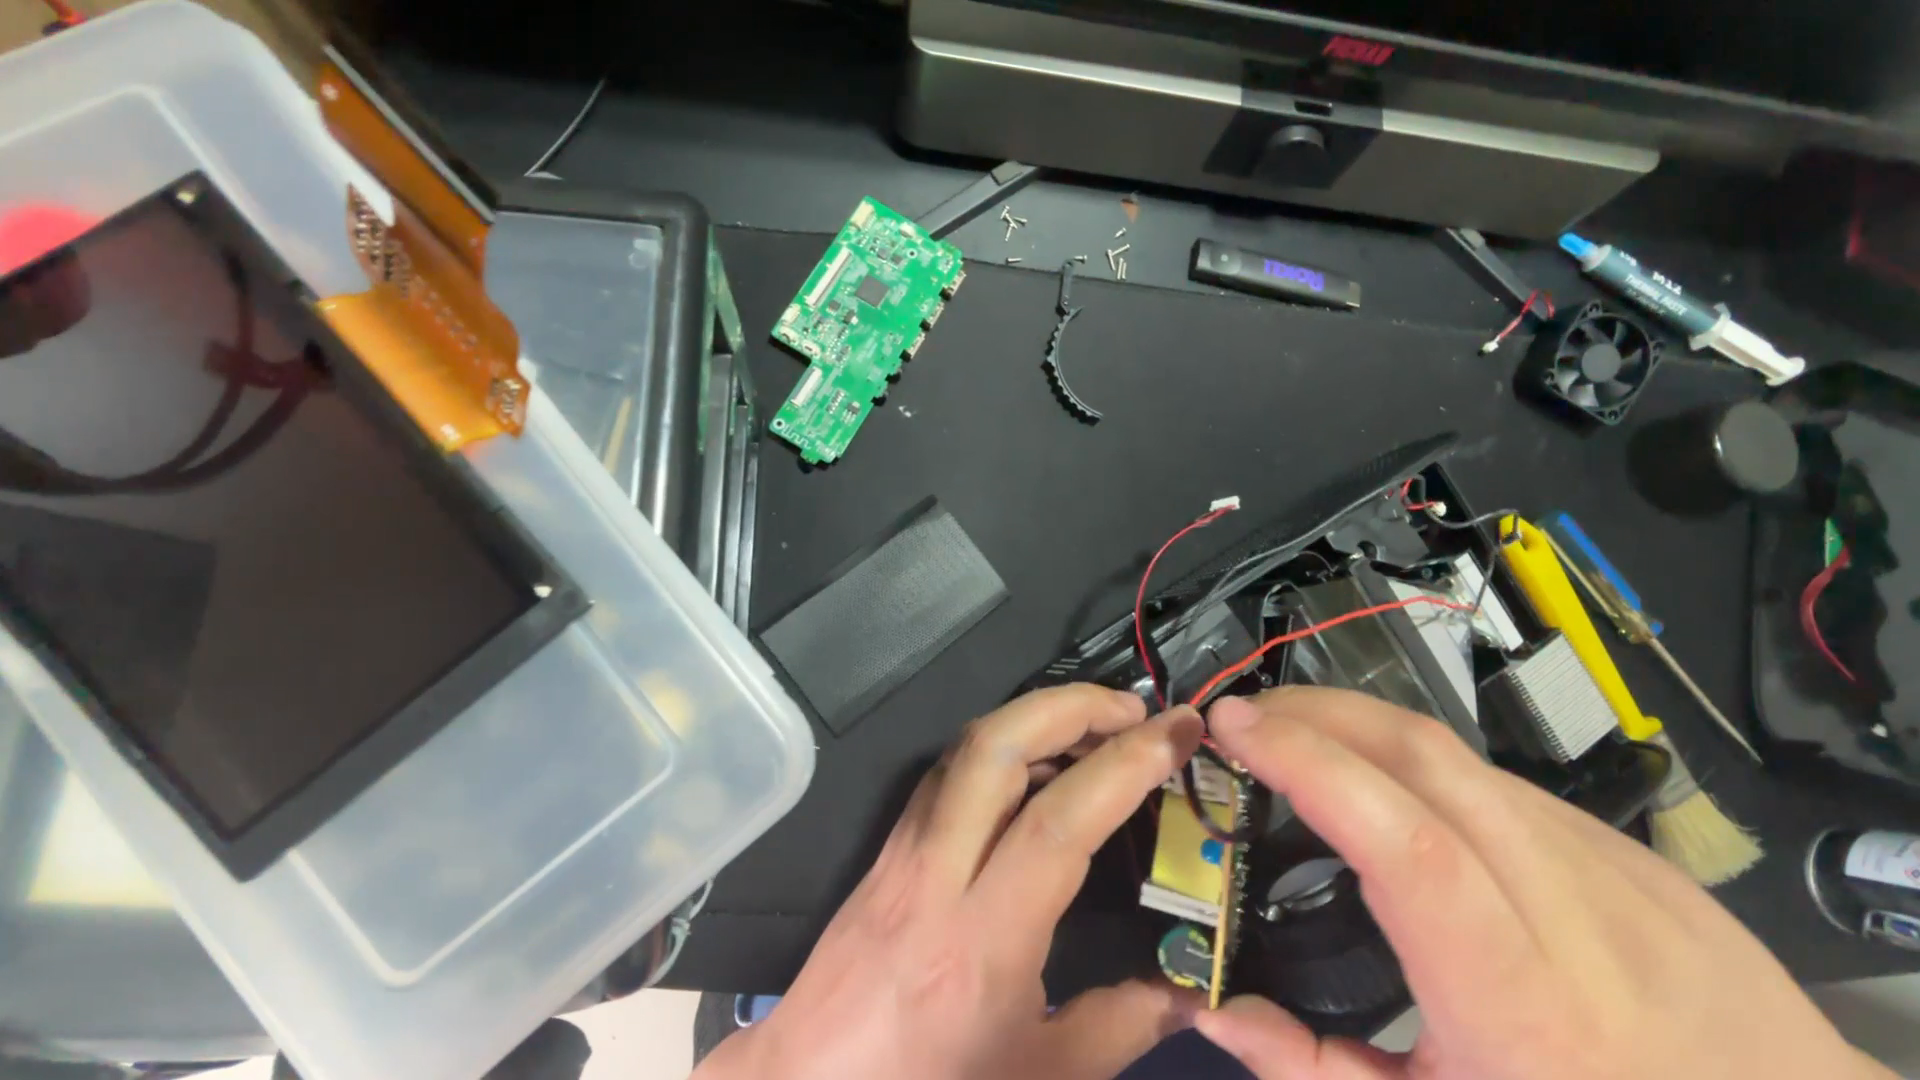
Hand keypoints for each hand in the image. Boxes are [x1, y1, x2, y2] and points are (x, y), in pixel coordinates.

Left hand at [695, 685, 1205, 1079]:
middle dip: (1069, 707)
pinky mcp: (888, 846)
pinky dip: (1000, 746)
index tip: (1178, 731)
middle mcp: (937, 871)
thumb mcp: (1040, 1074)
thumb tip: (1187, 988)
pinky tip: (1036, 765)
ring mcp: (903, 849)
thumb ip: (1122, 1026)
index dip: (1124, 765)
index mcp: (983, 937)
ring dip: (1034, 717)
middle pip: (993, 748)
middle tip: (1134, 708)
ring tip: (1096, 726)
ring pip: (964, 749)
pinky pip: (947, 772)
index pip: (1058, 821)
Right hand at [1195, 687, 1891, 1079]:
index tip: (1233, 727)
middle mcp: (1565, 906)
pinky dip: (1407, 757)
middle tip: (1239, 717)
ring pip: (1455, 753)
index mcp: (1514, 998)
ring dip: (1354, 722)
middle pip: (1427, 761)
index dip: (1313, 767)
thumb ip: (1310, 1070)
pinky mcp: (1618, 841)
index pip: (1408, 845)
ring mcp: (1603, 860)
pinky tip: (1375, 778)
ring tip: (1287, 730)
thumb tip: (1210, 1000)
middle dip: (1316, 714)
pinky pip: (1491, 778)